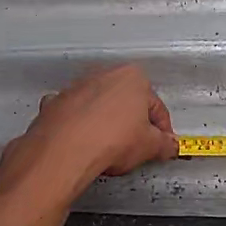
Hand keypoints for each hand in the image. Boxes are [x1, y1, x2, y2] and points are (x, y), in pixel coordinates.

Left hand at [0, 65, 177, 205]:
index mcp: (132, 77)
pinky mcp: (56, 103)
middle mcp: (103, 75)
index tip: (162, 145)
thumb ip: (165, 145)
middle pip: (126, 102)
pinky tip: (82, 144)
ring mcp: (76, 87)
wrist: (65, 151)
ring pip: (98, 107)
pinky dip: (78, 126)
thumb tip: (170, 146)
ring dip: (105, 124)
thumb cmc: (111, 140)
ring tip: (107, 150)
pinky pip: (73, 114)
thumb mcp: (150, 147)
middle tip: (136, 149)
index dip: (162, 130)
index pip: (156, 107)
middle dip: (132, 124)